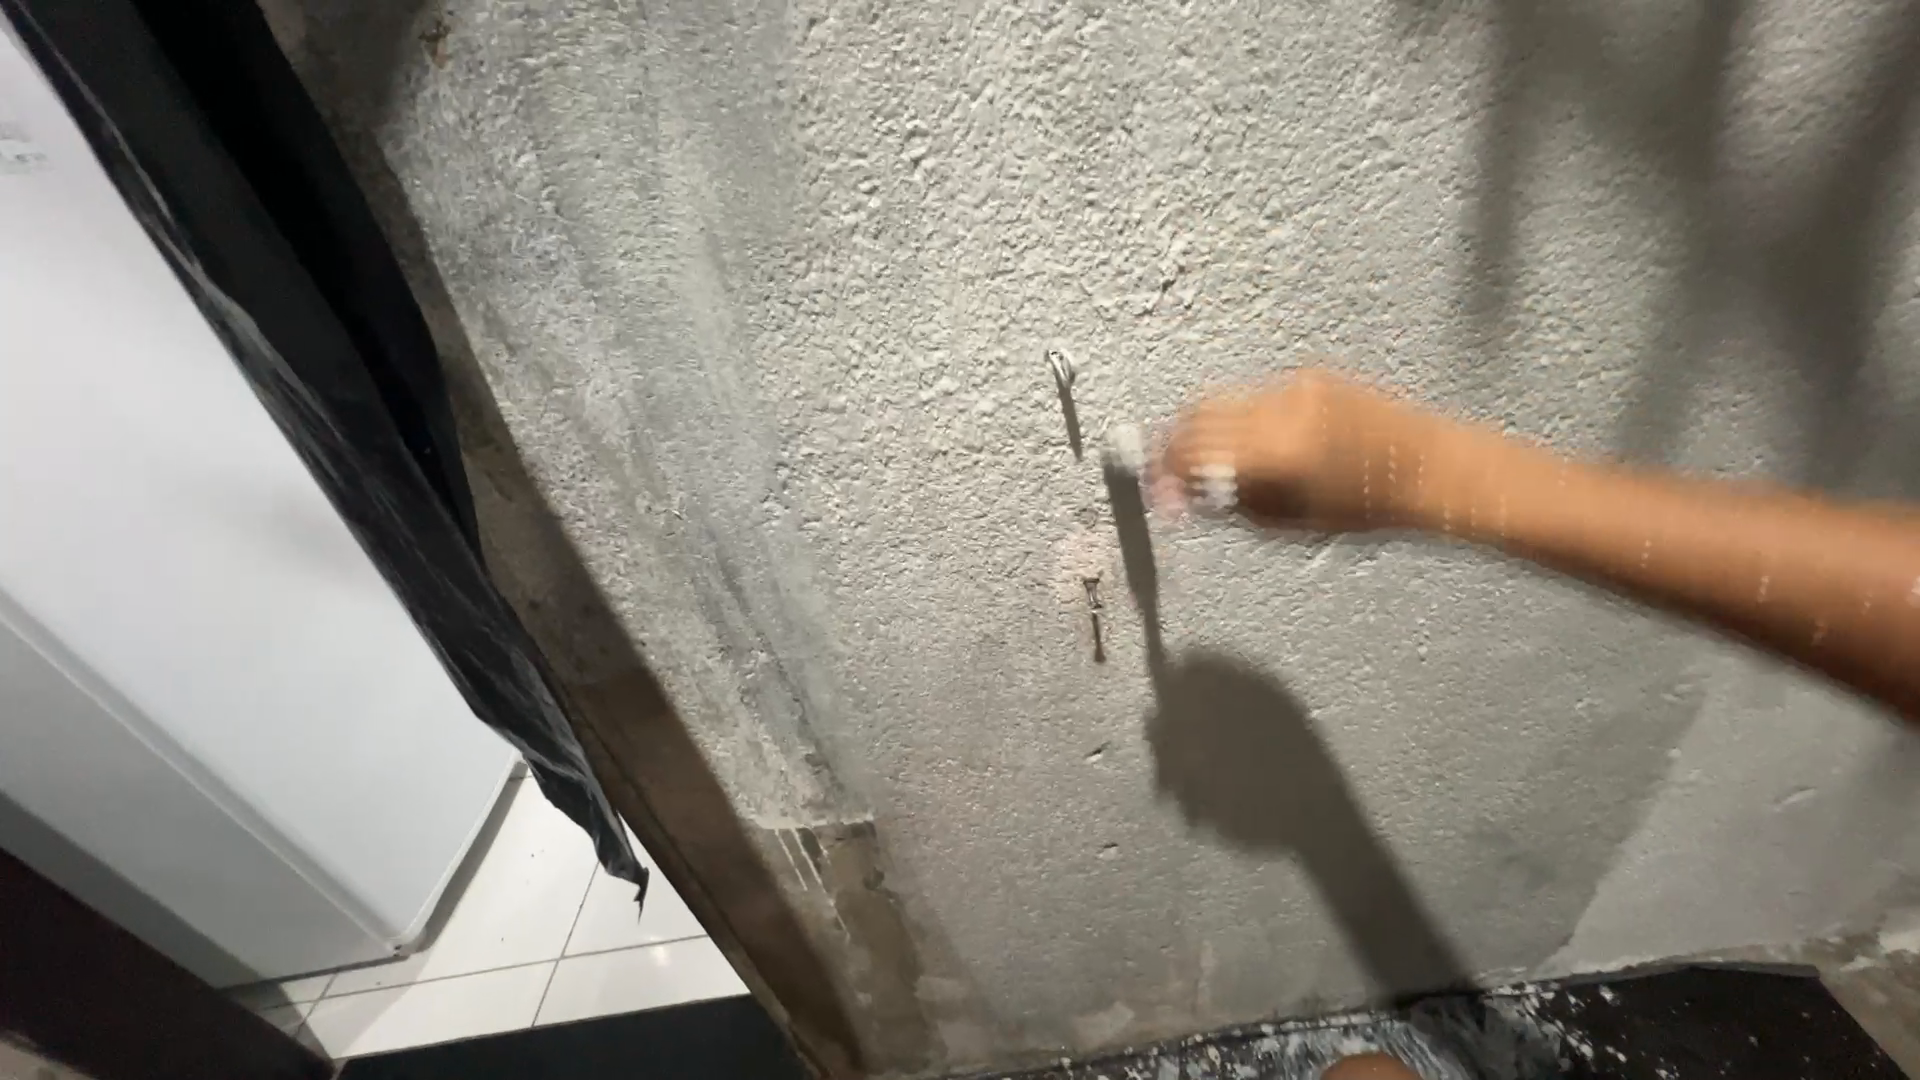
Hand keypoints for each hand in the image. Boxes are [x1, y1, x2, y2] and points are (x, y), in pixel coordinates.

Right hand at [1149, 369, 1439, 530]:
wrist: (1431, 467)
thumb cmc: (1369, 507)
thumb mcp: (1289, 523)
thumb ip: (1230, 504)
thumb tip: (1187, 493)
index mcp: (1275, 451)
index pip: (1193, 450)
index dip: (1165, 470)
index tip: (1158, 487)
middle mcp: (1281, 409)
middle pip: (1197, 414)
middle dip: (1173, 442)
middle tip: (1168, 469)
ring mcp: (1295, 387)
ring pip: (1222, 400)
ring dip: (1204, 428)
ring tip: (1207, 458)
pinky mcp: (1309, 377)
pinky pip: (1255, 396)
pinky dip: (1240, 418)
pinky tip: (1251, 442)